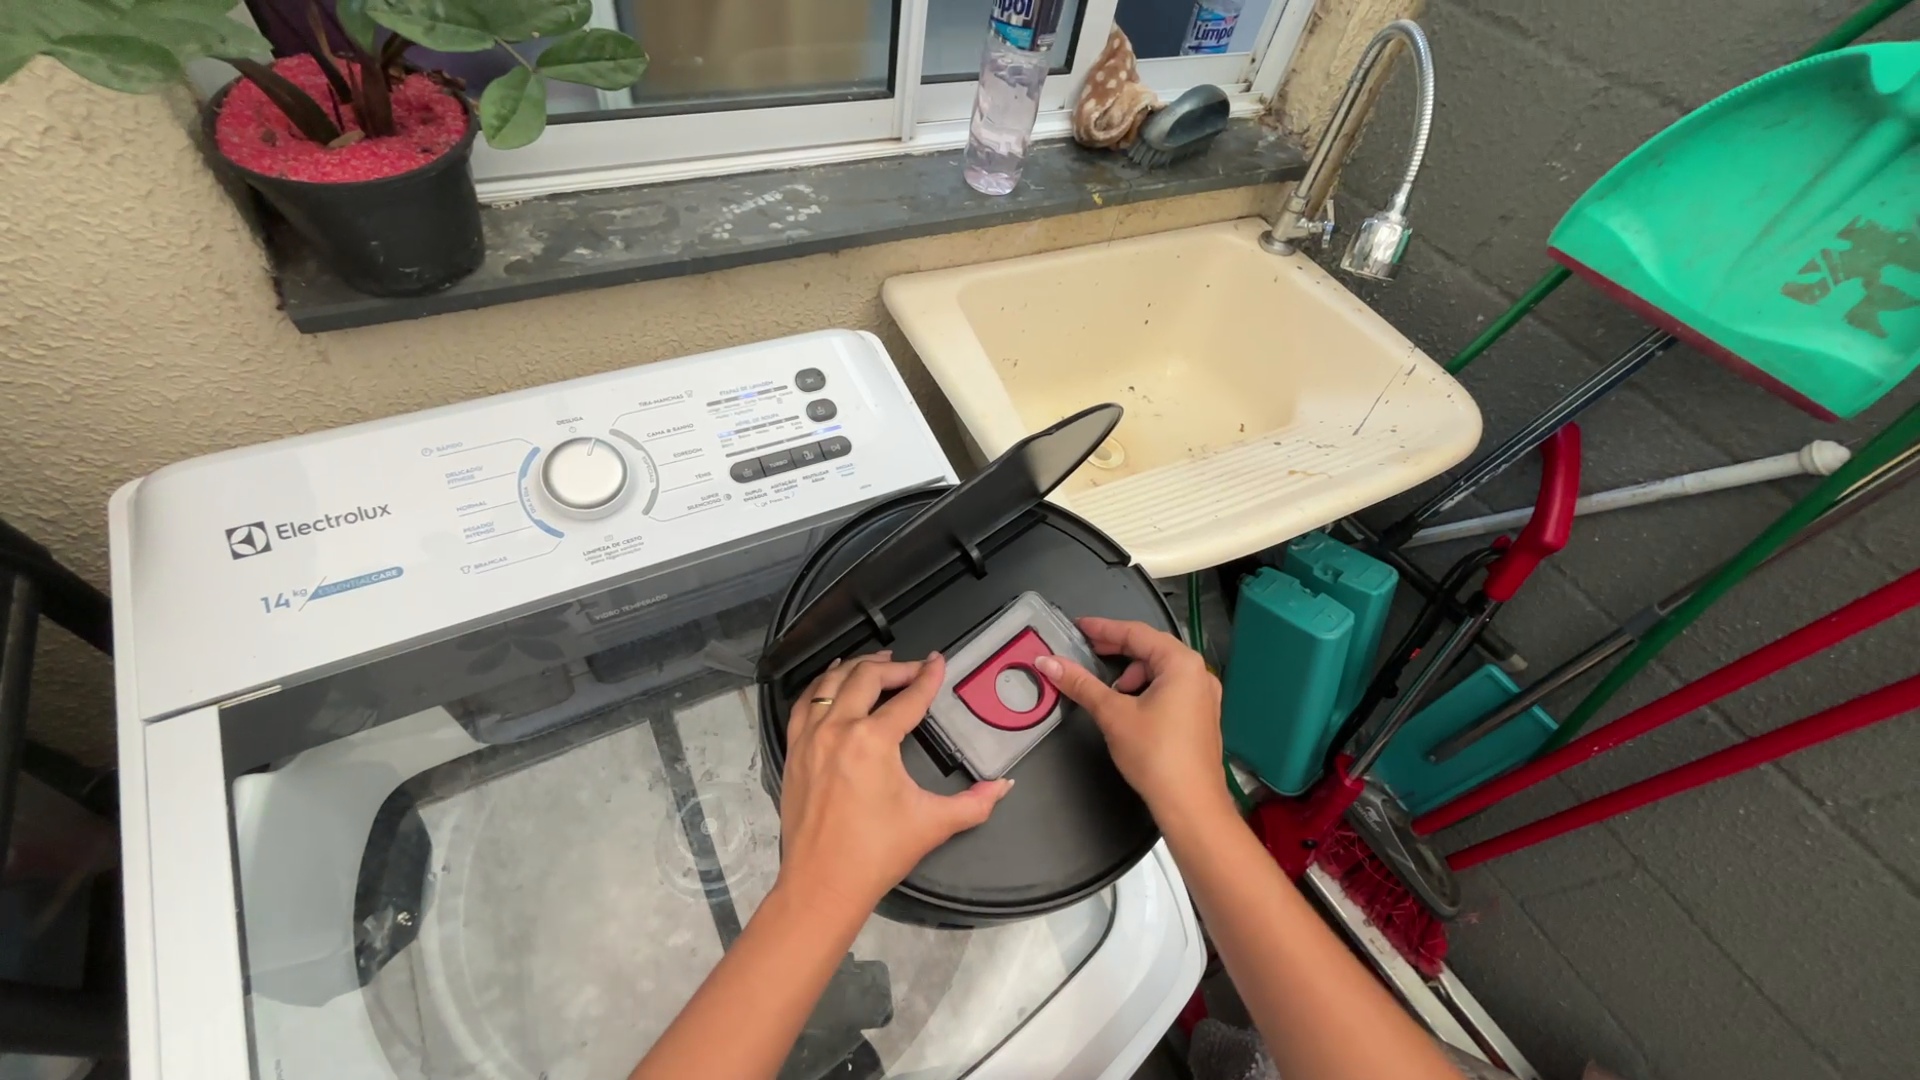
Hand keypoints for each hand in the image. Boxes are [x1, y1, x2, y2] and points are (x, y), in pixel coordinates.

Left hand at [776, 651, 1014, 914]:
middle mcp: (838, 728)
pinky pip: (804, 703)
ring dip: (856, 667)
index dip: (928, 677)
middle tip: (913, 668)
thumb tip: (1005, 786)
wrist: (822, 886)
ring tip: (876, 662)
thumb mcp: (933, 824)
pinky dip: (821, 685)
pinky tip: (831, 681)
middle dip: (894, 667)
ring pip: (831, 682)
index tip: (939, 661)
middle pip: (866, 677)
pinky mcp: (793, 751)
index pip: (909, 698)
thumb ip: (975, 803)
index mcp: (872, 740)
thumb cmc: (877, 854)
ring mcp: (810, 738)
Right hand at [1034, 618, 1230, 828]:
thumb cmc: (1156, 755)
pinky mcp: (1201, 716)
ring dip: (1131, 674)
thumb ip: (1080, 684)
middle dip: (1116, 649)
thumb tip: (1048, 662)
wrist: (1191, 806)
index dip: (1103, 628)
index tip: (1078, 626)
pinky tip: (1129, 707)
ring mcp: (1203, 696)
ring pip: (1159, 670)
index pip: (1136, 633)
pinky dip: (1145, 689)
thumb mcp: (1112, 713)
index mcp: (1182, 663)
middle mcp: (1198, 674)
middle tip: (1086, 650)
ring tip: (1109, 692)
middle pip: (1150, 648)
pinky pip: (1169, 688)